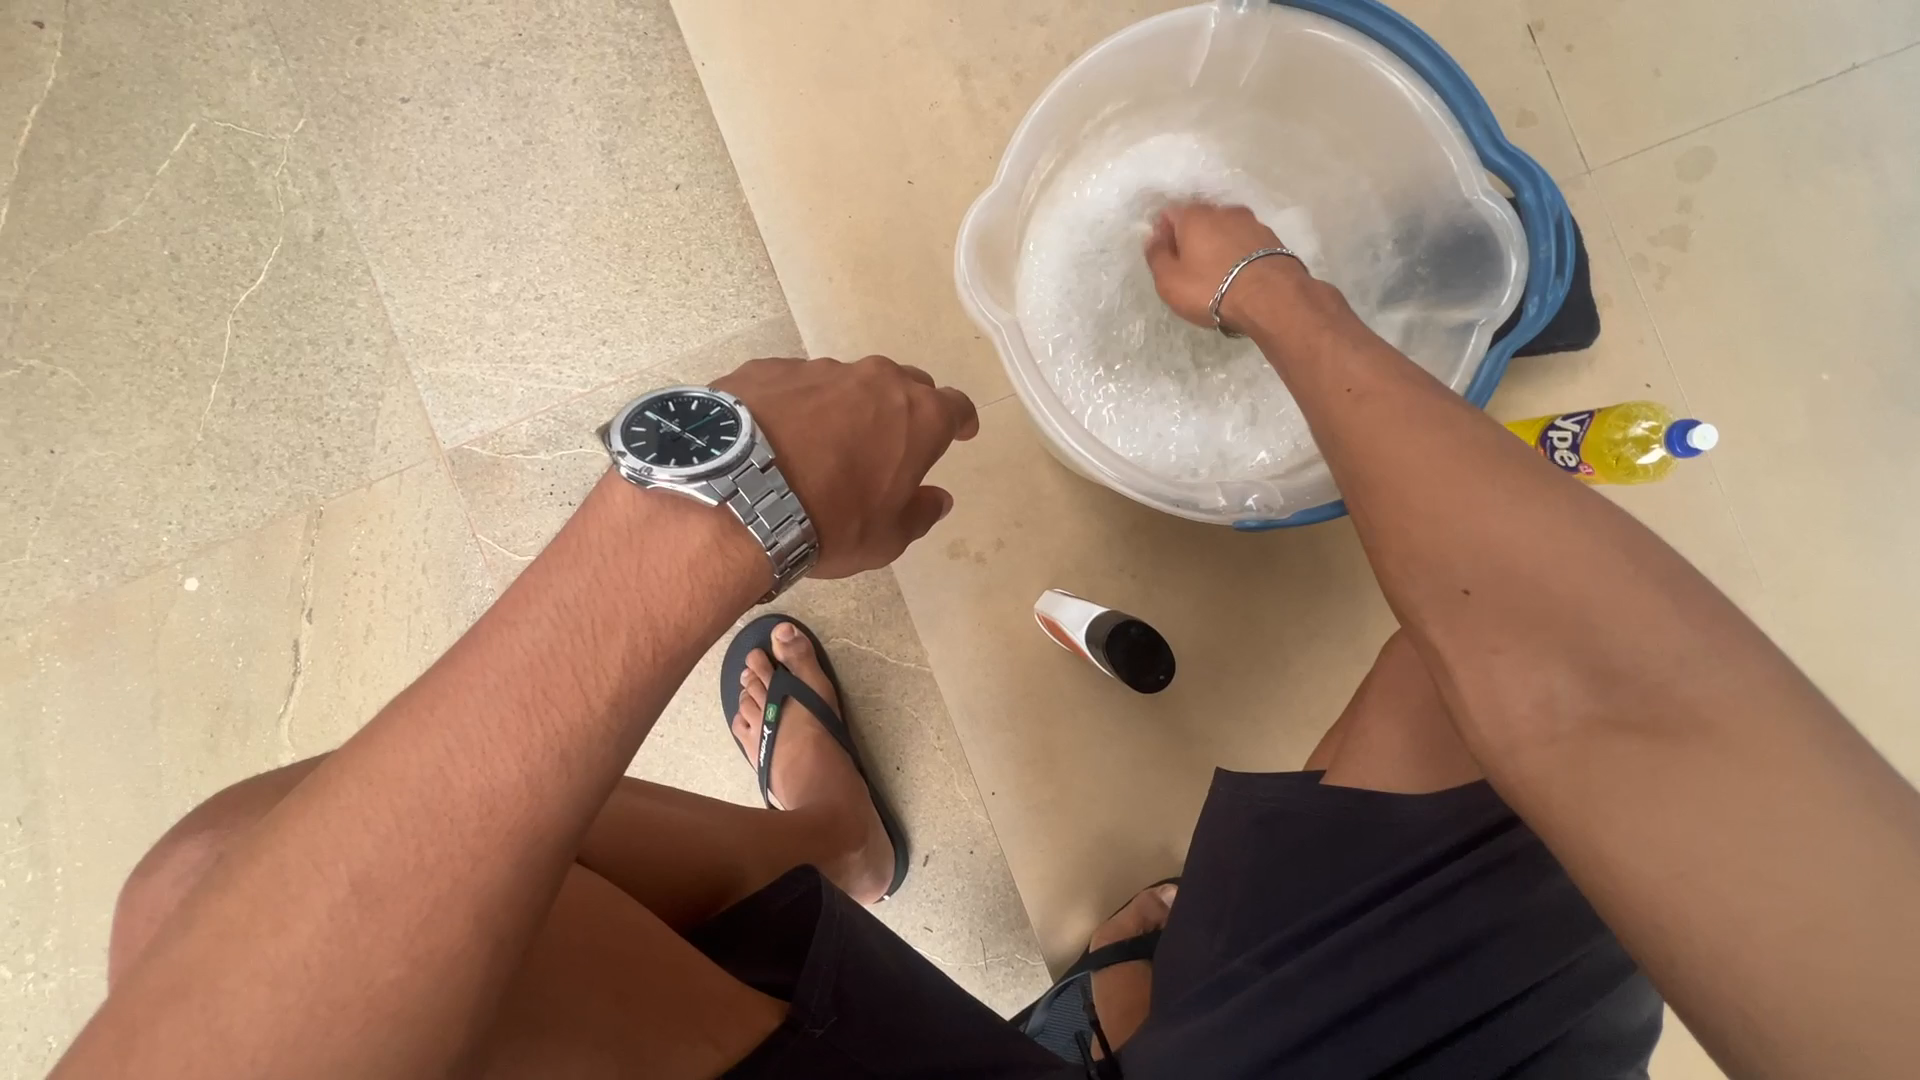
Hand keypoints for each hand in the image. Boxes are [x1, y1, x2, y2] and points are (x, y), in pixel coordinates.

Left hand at [712, 355, 977, 578]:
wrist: (733, 495)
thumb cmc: (828, 522)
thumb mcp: (885, 539)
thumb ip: (919, 514)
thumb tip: (937, 499)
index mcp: (918, 416)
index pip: (956, 406)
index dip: (961, 421)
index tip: (961, 432)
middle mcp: (875, 380)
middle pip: (906, 384)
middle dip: (907, 409)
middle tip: (895, 441)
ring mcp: (819, 369)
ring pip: (849, 382)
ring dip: (850, 407)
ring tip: (827, 444)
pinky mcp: (769, 369)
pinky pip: (798, 385)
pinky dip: (800, 406)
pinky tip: (780, 436)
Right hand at [1143, 201, 1307, 331]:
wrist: (1269, 297)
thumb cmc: (1210, 288)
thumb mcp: (1169, 280)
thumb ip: (1156, 257)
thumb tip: (1152, 238)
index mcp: (1194, 216)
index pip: (1169, 213)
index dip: (1162, 233)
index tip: (1164, 257)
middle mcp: (1222, 210)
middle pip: (1198, 219)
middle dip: (1190, 238)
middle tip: (1187, 267)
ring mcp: (1250, 221)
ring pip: (1223, 228)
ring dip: (1215, 244)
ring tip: (1214, 271)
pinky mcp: (1270, 237)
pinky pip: (1243, 240)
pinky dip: (1235, 252)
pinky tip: (1236, 273)